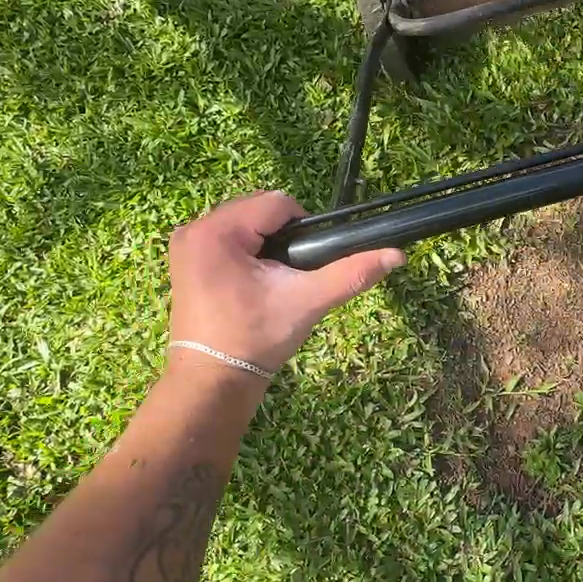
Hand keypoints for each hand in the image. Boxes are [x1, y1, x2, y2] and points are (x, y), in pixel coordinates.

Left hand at [166, 191, 403, 373]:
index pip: (277, 203)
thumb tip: (397, 255)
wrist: (215, 378)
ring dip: (266, 243)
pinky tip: (253, 282)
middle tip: (288, 276)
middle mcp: (195, 229)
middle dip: (282, 236)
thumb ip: (352, 273)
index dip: (302, 229)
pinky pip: (228, 237)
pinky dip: (248, 251)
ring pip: (245, 222)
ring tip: (273, 281)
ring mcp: (186, 244)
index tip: (302, 266)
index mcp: (217, 232)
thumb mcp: (309, 301)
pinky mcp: (185, 259)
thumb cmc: (258, 336)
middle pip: (259, 209)